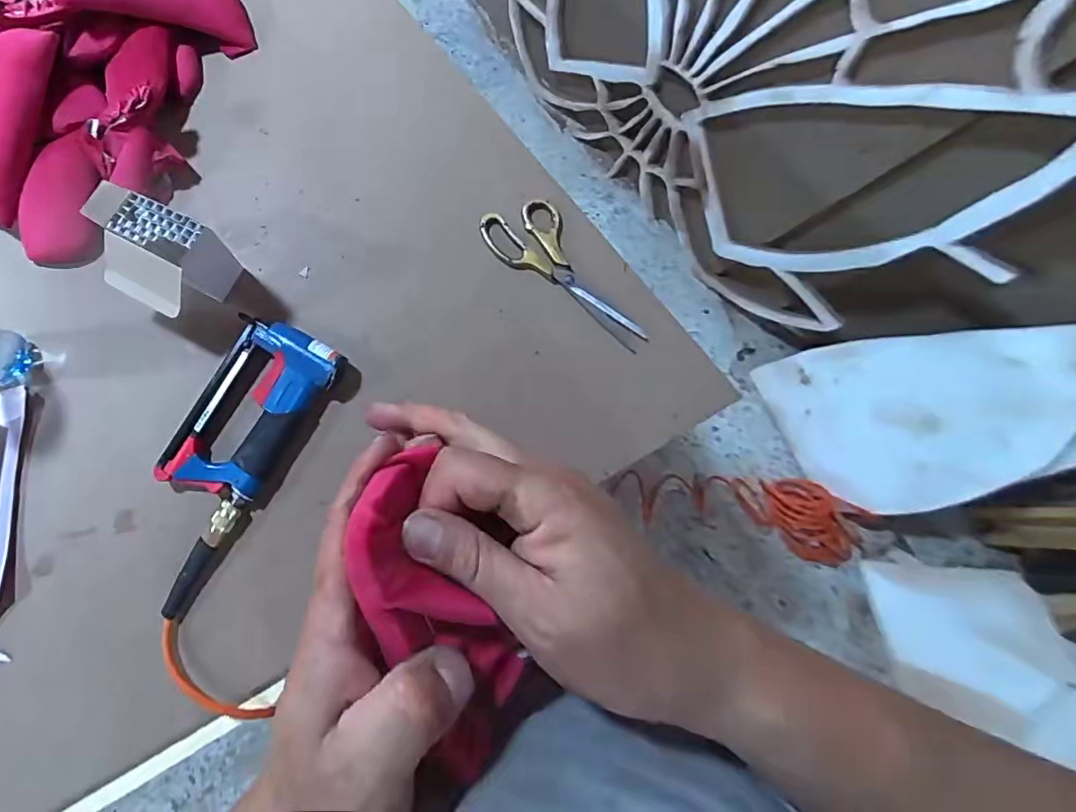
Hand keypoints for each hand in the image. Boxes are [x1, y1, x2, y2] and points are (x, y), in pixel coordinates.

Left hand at [239, 432, 476, 811]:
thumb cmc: (324, 793)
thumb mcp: (362, 758)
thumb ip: (404, 708)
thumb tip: (458, 658)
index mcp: (332, 620)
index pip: (344, 534)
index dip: (362, 484)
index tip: (390, 443)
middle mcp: (352, 616)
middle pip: (373, 539)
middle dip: (399, 492)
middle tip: (441, 459)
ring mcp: (374, 638)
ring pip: (399, 568)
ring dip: (423, 527)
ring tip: (464, 496)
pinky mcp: (396, 663)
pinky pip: (422, 607)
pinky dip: (442, 577)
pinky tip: (474, 567)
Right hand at [367, 403, 757, 735]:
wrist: (701, 659)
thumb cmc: (622, 643)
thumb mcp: (539, 613)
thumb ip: (472, 561)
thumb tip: (409, 523)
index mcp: (542, 492)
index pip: (460, 467)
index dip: (428, 499)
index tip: (422, 549)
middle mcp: (544, 474)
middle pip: (470, 433)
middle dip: (420, 421)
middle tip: (374, 416)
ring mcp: (554, 488)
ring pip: (483, 448)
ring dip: (437, 441)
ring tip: (393, 437)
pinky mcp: (557, 508)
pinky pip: (497, 477)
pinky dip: (459, 471)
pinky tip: (438, 484)